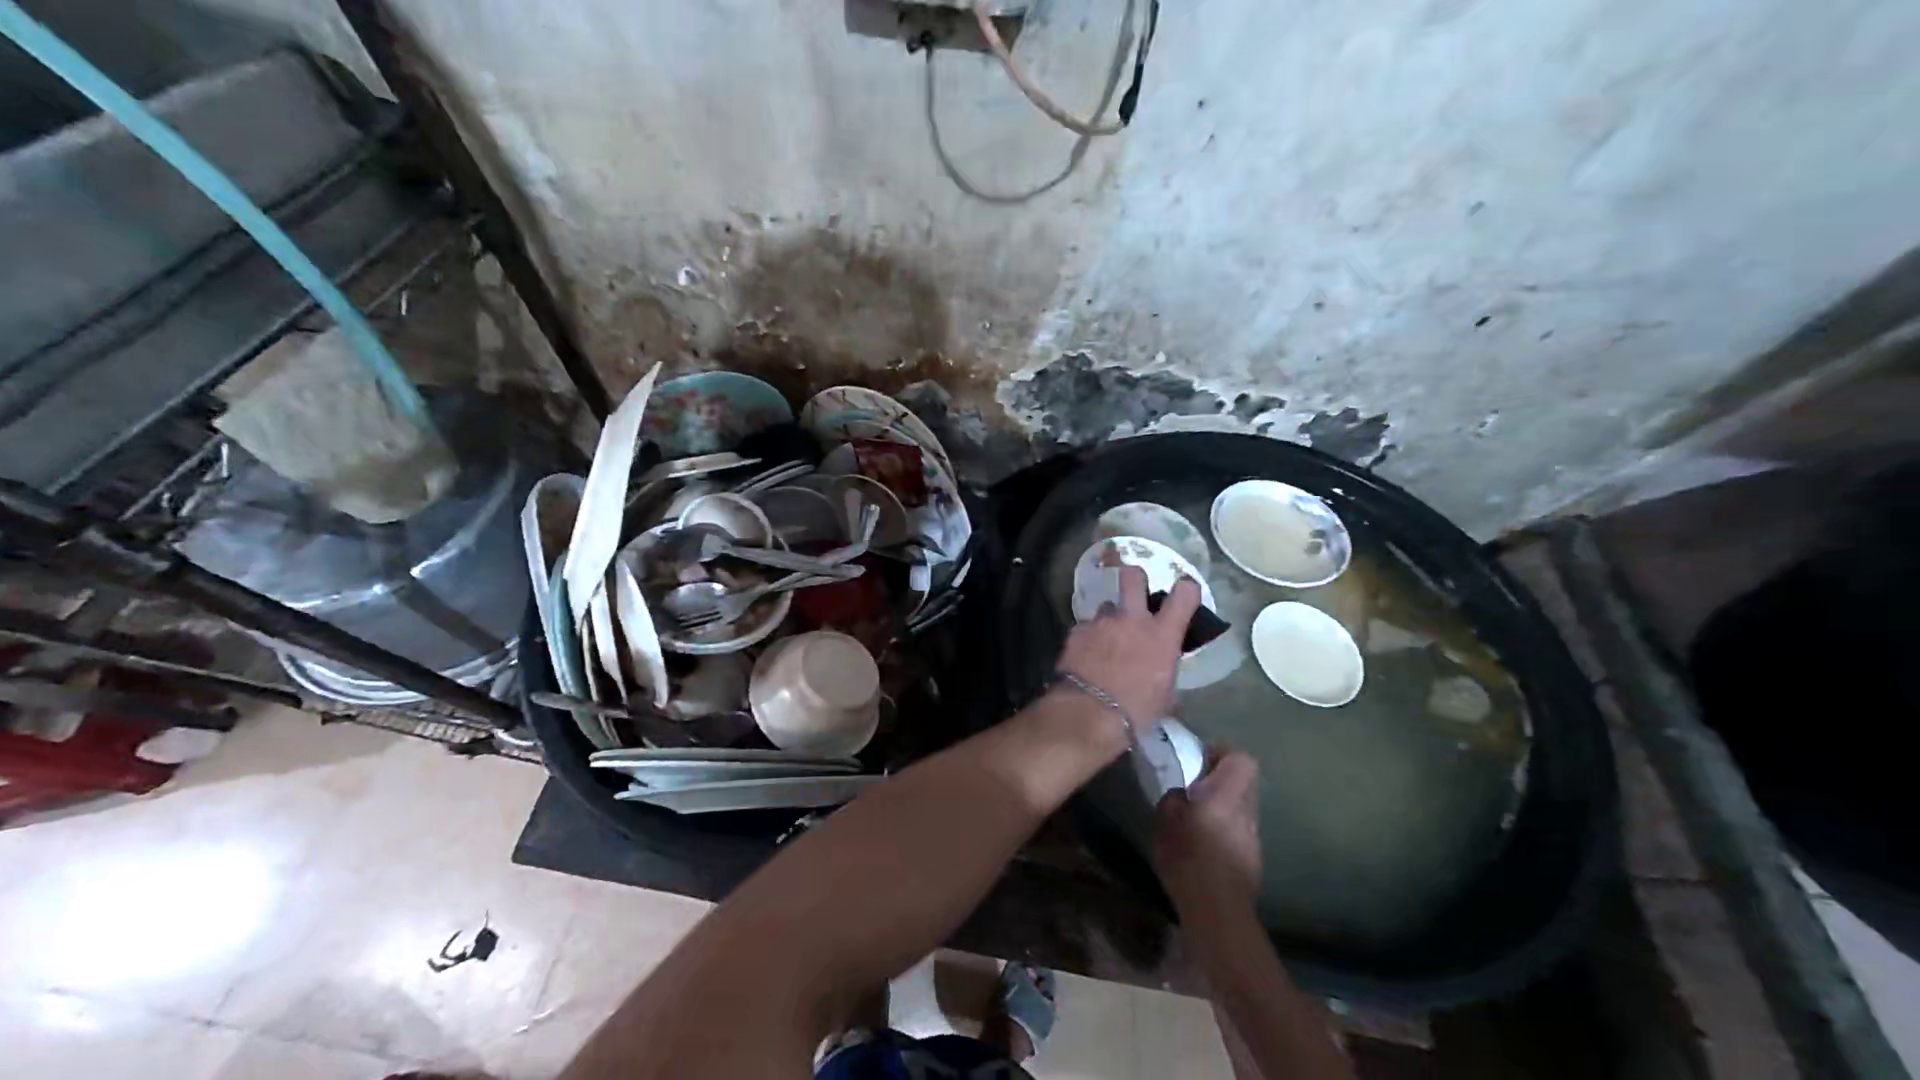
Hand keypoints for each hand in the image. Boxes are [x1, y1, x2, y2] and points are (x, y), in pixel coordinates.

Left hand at [1055, 565, 1200, 724]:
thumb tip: (1168, 688)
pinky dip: (1088, 639)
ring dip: (1109, 620)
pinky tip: (1086, 656)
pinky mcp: (1075, 632)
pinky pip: (1085, 628)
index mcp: (1162, 634)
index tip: (1184, 593)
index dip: (1186, 589)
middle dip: (1135, 578)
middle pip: (1133, 576)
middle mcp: (1131, 619)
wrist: (1089, 713)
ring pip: (1106, 607)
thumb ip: (1166, 679)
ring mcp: (1101, 622)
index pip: (1184, 594)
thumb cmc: (1136, 711)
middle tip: (1134, 592)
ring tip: (1106, 640)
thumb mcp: (1164, 698)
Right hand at [1154, 748, 1260, 907]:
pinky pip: (1239, 830)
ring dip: (1223, 804)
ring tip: (1196, 817)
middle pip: (1243, 782)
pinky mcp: (1252, 858)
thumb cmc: (1188, 857)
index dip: (1222, 752)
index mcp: (1226, 795)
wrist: (1216, 910)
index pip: (1241, 759)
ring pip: (1242, 806)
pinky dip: (1225, 828)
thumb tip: (1180, 793)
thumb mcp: (1165, 820)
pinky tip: (1204, 844)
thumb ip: (1173, 798)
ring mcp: (1253, 836)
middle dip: (1221, 778)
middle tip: (1194, 786)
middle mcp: (1246, 811)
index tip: (1200, 759)